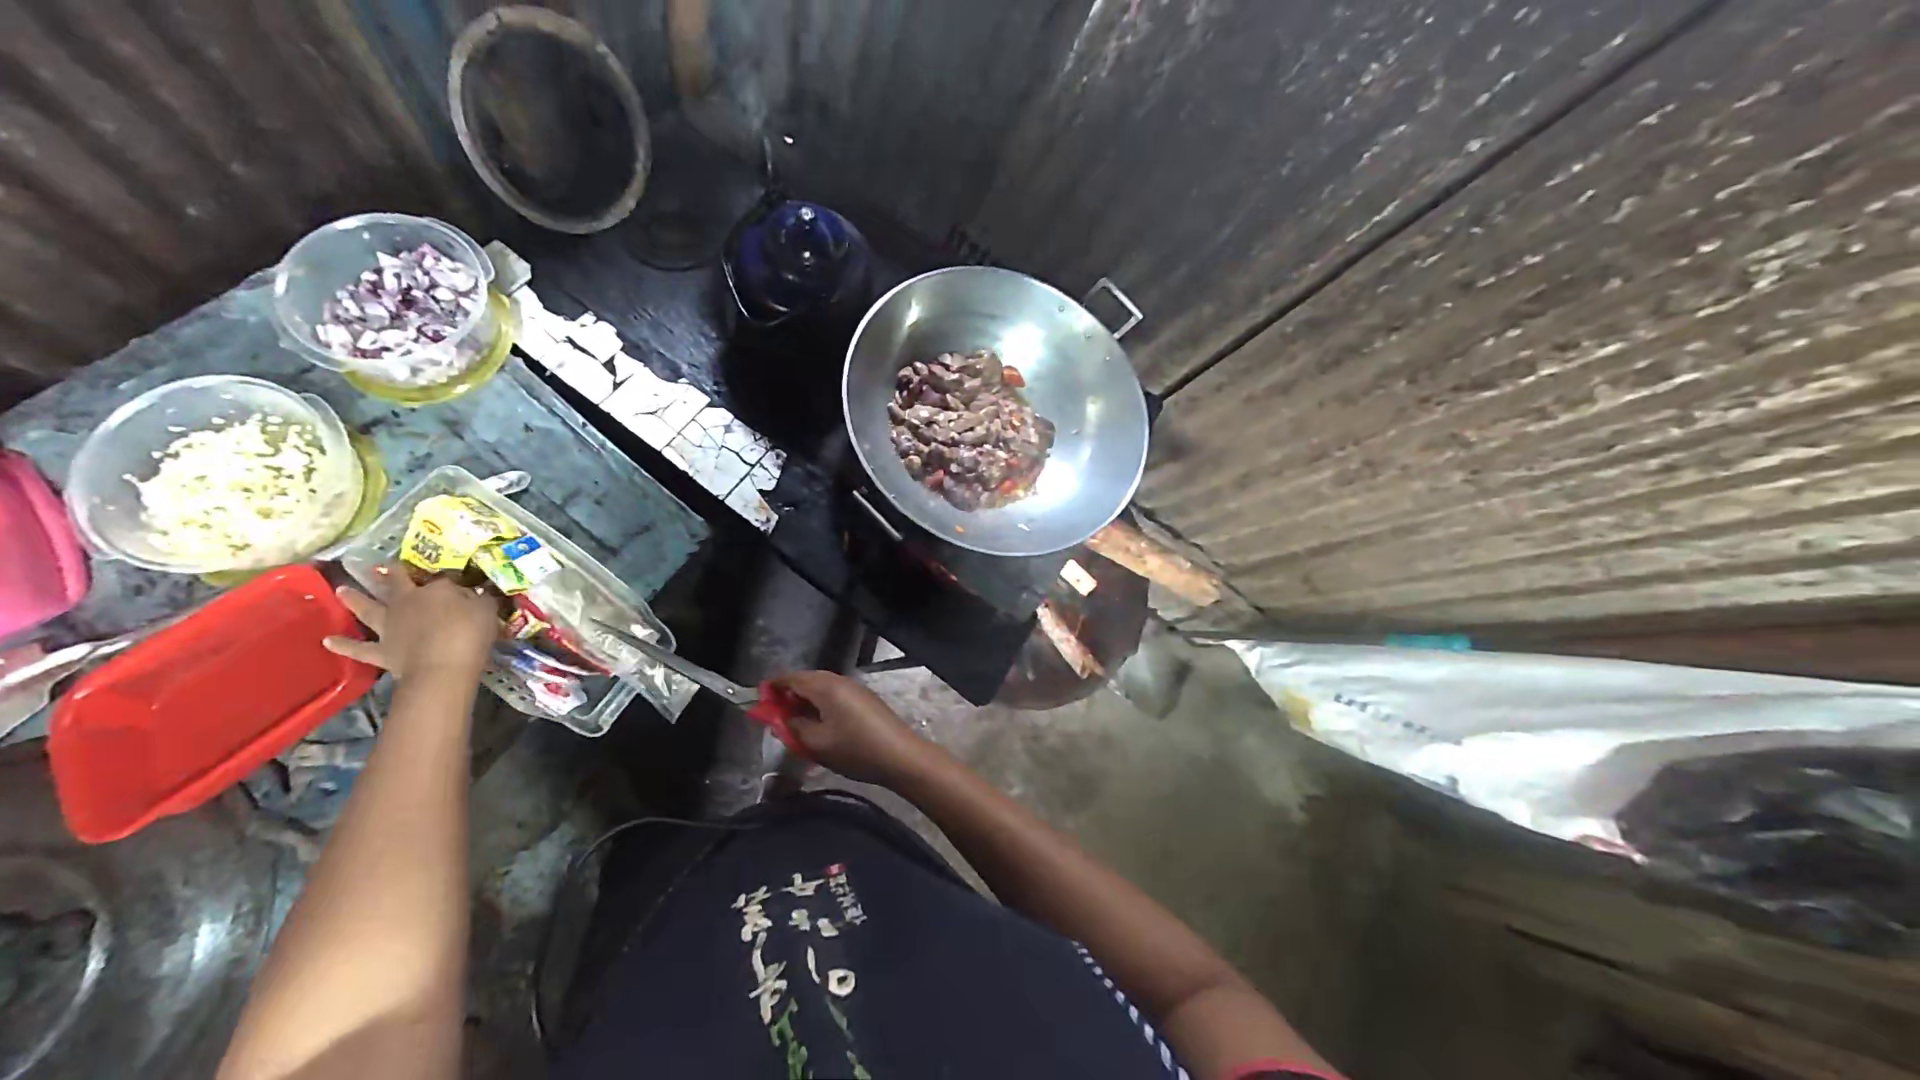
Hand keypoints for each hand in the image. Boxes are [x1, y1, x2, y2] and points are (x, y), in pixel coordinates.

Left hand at [322, 566, 498, 680]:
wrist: (442, 668)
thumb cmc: (469, 634)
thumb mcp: (487, 610)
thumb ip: (481, 599)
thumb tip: (479, 592)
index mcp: (435, 590)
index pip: (442, 579)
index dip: (449, 579)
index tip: (456, 580)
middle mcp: (406, 603)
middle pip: (396, 585)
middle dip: (389, 575)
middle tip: (378, 567)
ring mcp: (390, 626)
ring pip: (368, 609)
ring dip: (354, 599)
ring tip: (341, 590)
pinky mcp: (381, 651)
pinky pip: (359, 648)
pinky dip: (343, 645)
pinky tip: (327, 641)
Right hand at [768, 670, 938, 784]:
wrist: (901, 756)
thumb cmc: (856, 750)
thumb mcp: (817, 743)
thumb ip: (794, 728)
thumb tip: (783, 719)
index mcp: (826, 686)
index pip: (792, 678)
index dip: (773, 687)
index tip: (759, 699)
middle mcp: (840, 680)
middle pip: (807, 680)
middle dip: (789, 694)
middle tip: (775, 714)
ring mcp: (855, 689)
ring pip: (822, 689)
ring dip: (806, 701)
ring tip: (794, 722)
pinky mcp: (865, 700)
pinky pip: (835, 696)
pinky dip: (821, 705)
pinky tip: (818, 724)